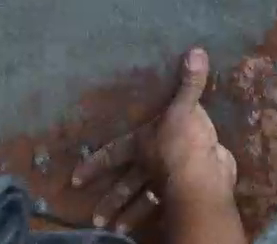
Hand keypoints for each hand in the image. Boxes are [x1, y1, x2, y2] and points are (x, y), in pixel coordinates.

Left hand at [71, 48, 237, 233]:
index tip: (74, 180)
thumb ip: (189, 83)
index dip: (95, 164)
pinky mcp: (182, 194)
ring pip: (142, 201)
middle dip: (111, 200)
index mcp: (142, 146)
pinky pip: (167, 204)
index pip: (113, 153)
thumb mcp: (184, 108)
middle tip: (96, 219)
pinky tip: (162, 216)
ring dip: (131, 214)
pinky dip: (163, 210)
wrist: (202, 178)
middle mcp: (148, 167)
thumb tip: (195, 50)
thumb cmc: (182, 143)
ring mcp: (163, 185)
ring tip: (118, 230)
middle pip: (125, 185)